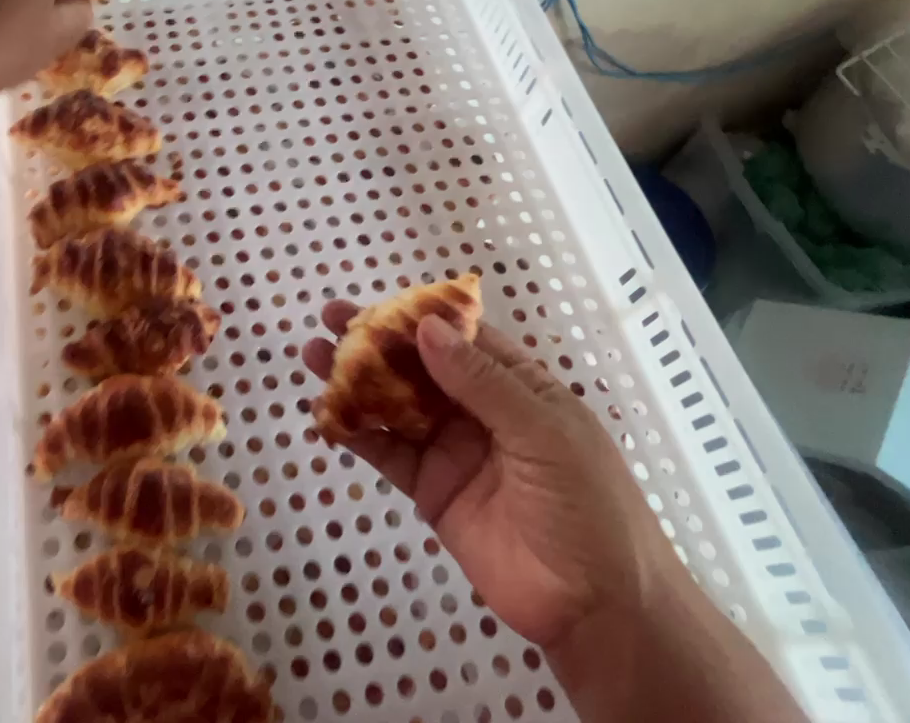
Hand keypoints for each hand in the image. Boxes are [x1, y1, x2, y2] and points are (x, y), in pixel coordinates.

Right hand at [302, 305, 679, 648]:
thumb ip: (481, 382)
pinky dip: (356, 433)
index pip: (462, 338)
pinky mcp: (431, 488)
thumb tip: (426, 328)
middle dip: (376, 342)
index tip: (376, 303)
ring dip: (356, 381)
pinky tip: (325, 415)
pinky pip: (388, 452)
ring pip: (396, 404)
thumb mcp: (542, 432)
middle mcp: (480, 409)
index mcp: (518, 386)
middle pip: (420, 366)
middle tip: (331, 319)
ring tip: (313, 356)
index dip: (418, 318)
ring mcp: (452, 449)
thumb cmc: (587, 505)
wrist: (596, 608)